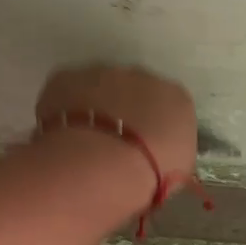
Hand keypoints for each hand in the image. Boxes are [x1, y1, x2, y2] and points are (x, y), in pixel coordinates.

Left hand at [35, 64, 197, 183]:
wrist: (100, 165)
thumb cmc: (151, 172)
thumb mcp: (179, 167)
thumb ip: (172, 148)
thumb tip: (160, 150)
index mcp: (178, 98)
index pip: (172, 106)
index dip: (159, 126)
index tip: (150, 146)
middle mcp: (144, 76)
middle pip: (137, 90)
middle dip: (129, 110)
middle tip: (118, 142)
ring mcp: (103, 72)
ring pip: (101, 86)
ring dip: (98, 106)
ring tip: (90, 139)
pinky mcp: (66, 76)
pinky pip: (69, 90)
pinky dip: (67, 106)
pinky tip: (65, 132)